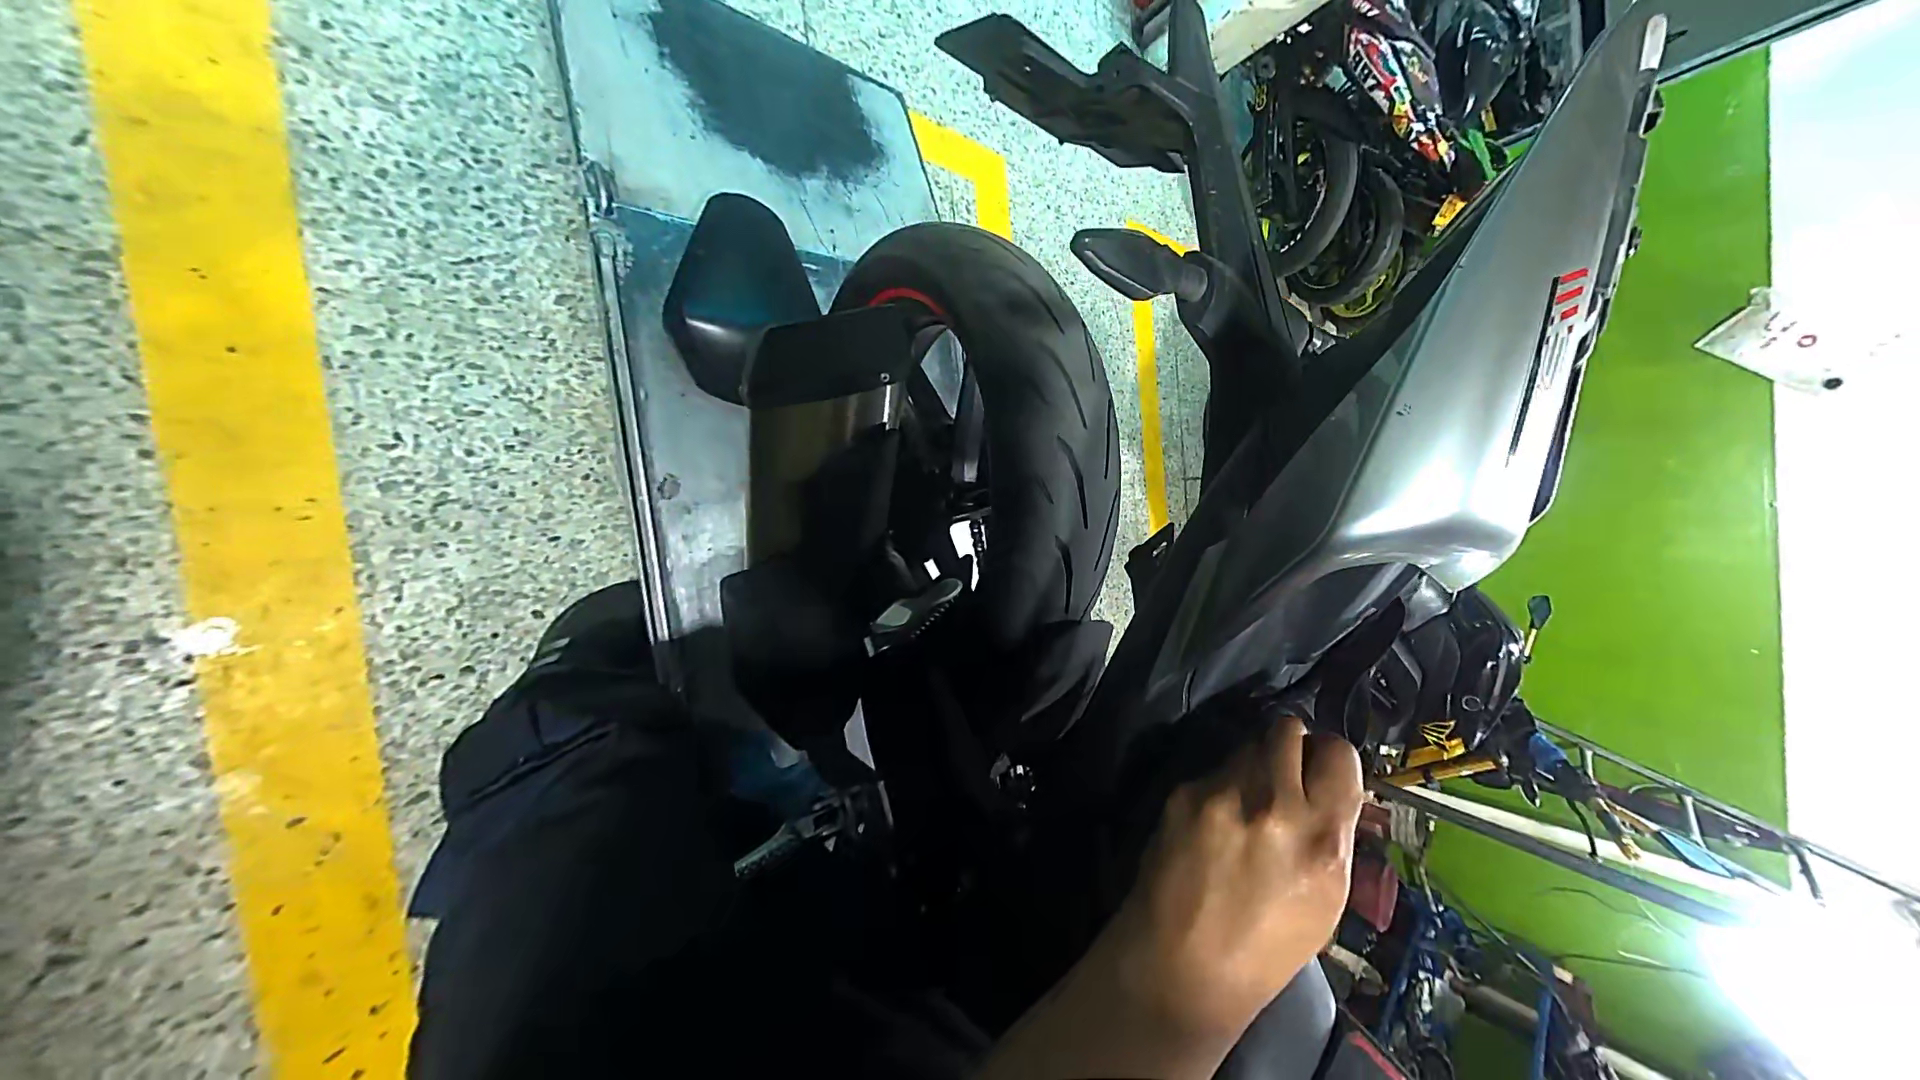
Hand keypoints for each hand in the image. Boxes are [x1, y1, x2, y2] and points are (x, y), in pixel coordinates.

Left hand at [976, 713, 1363, 1079]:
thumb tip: (1332, 788)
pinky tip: (1216, 819)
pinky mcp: (1183, 792)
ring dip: (1255, 762)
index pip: (1338, 753)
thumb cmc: (1265, 944)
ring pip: (1247, 744)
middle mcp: (1271, 804)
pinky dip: (1222, 785)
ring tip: (1250, 799)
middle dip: (1290, 744)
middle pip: (1286, 729)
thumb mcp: (1326, 897)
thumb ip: (1333, 832)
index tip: (1323, 768)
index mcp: (1320, 839)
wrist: (1182, 960)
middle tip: (1285, 771)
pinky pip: (1214, 769)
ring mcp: (1220, 793)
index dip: (1331, 757)